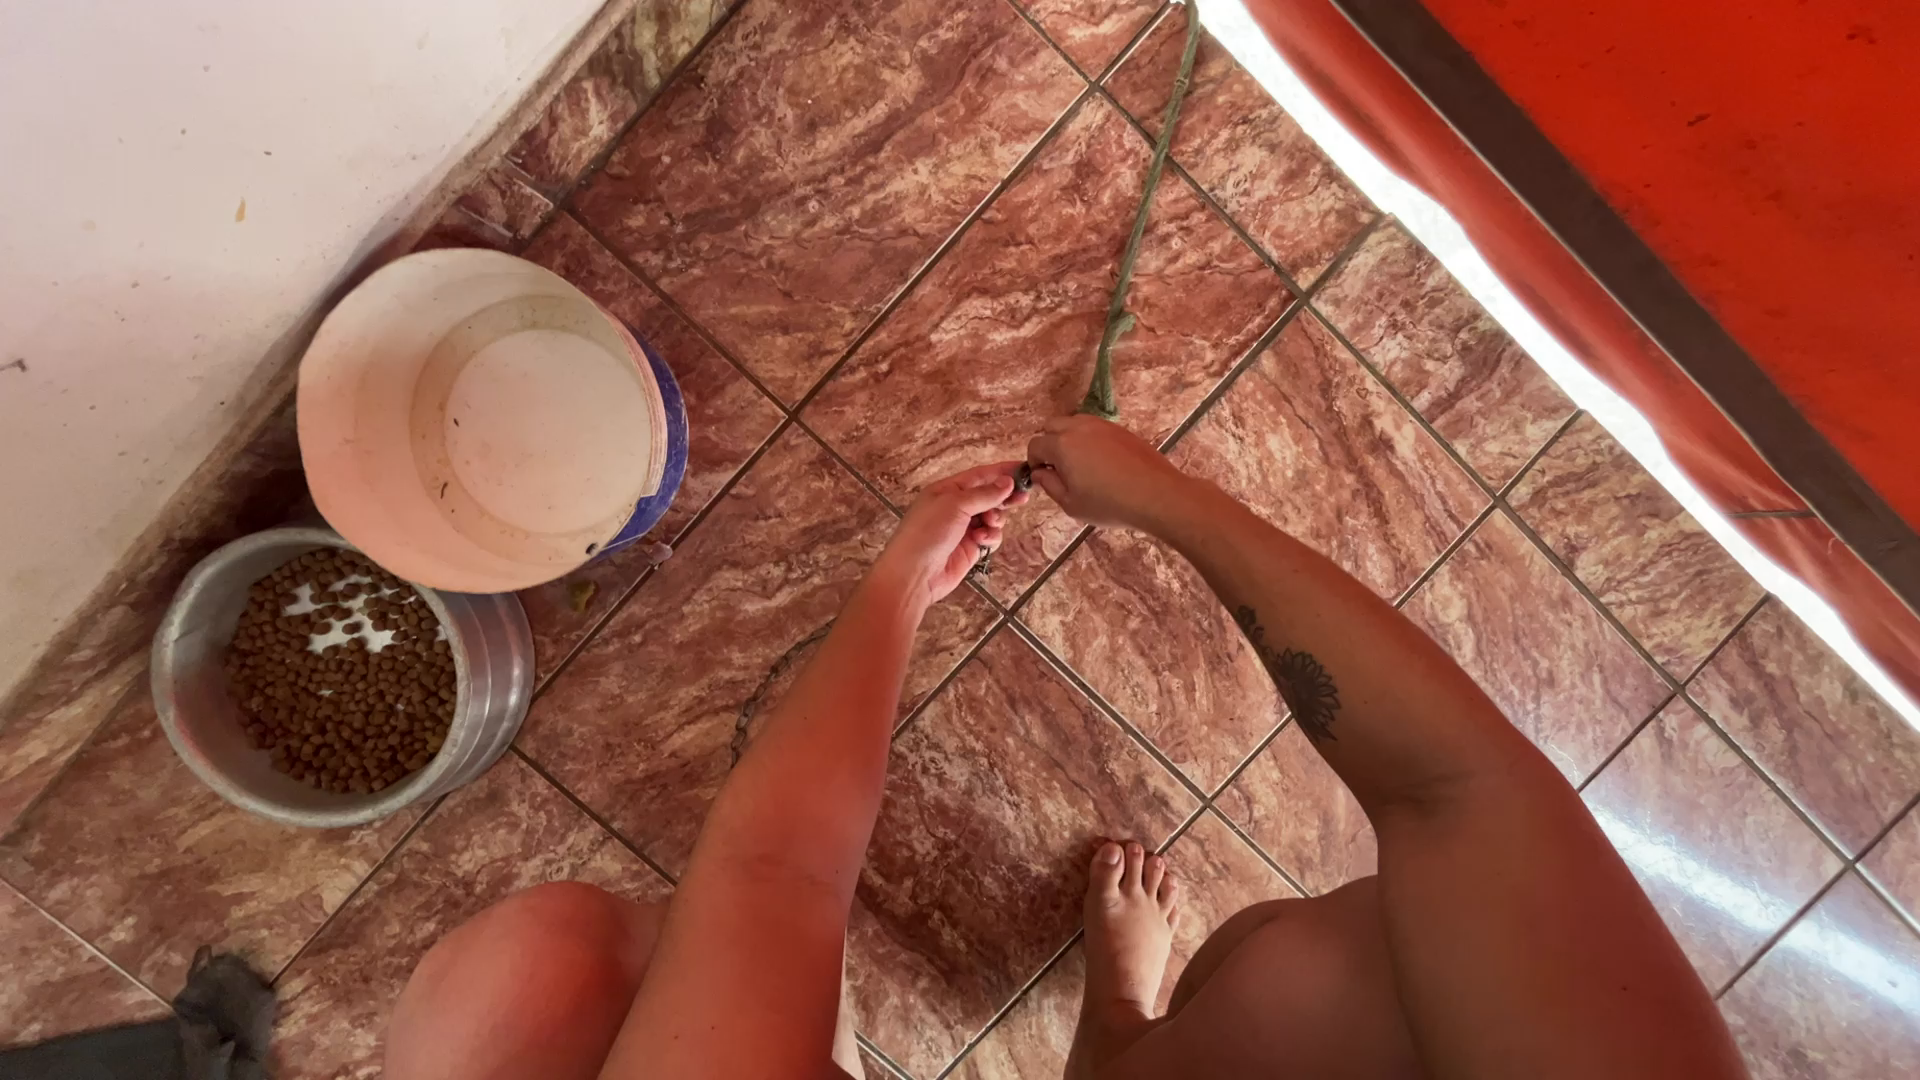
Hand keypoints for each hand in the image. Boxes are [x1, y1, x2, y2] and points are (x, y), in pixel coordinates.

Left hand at [878, 462, 1029, 602]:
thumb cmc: (927, 533)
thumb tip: (1007, 482)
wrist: (914, 573)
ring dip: (996, 519)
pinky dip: (991, 537)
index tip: (1024, 468)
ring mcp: (964, 528)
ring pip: (993, 517)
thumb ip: (984, 494)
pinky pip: (990, 536)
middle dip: (1005, 496)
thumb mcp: (955, 505)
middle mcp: (956, 507)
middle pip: (988, 495)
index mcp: (947, 490)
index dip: (1002, 471)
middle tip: (1023, 497)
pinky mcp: (971, 548)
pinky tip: (982, 541)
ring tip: (990, 523)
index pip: (980, 475)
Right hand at [1025, 414, 1188, 528]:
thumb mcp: (1071, 504)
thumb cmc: (1109, 504)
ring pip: (1074, 423)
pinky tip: (1102, 463)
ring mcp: (1101, 425)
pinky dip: (1089, 440)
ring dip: (1069, 439)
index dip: (1034, 462)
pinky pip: (1095, 428)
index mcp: (1061, 445)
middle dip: (1049, 444)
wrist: (1155, 495)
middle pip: (1052, 426)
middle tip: (1059, 469)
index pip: (1035, 445)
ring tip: (1081, 465)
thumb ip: (1049, 485)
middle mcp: (1078, 428)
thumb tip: (1039, 474)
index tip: (1043, 478)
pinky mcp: (1120, 429)